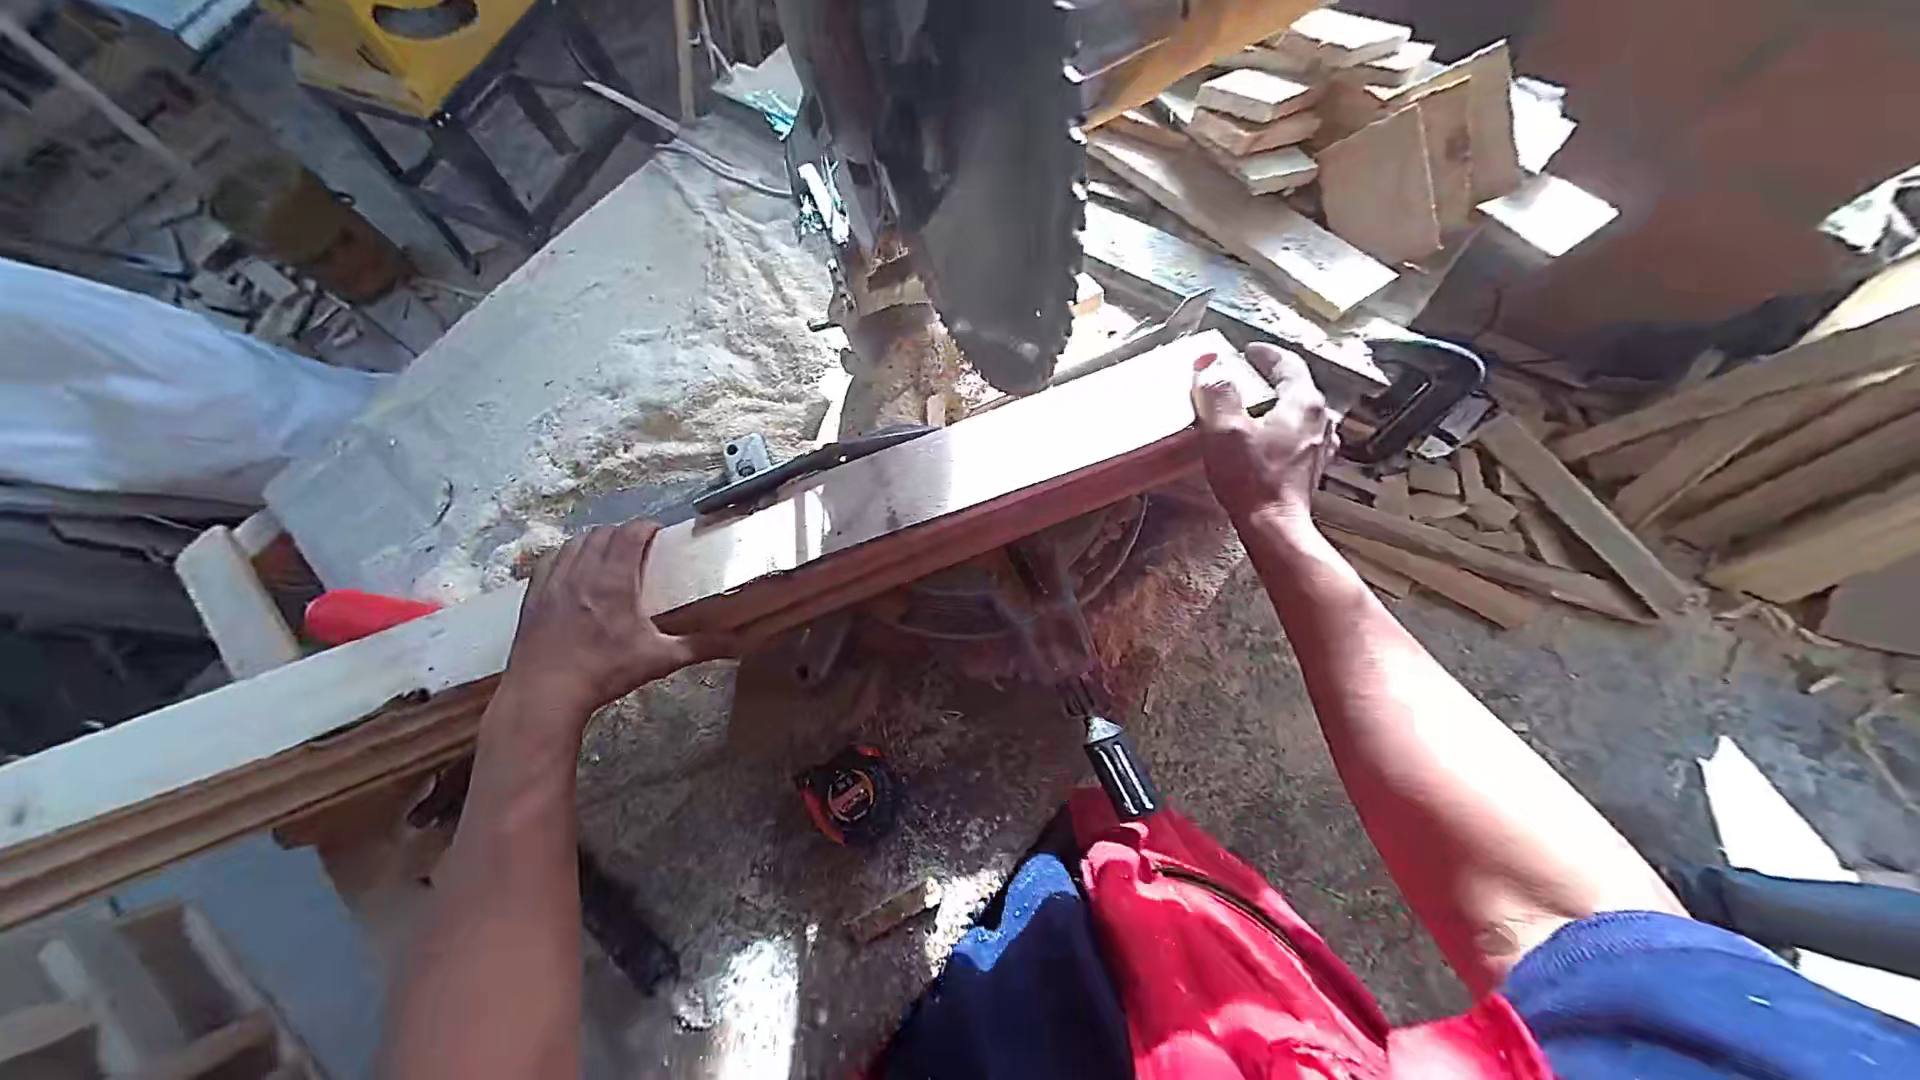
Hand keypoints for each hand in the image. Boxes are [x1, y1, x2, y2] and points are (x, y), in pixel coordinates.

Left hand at [499, 520, 734, 715]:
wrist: (544, 694)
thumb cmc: (604, 672)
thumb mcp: (659, 660)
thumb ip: (700, 647)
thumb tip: (738, 645)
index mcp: (614, 581)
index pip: (630, 534)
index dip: (646, 527)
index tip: (659, 533)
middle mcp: (582, 573)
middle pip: (603, 533)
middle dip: (623, 533)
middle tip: (640, 547)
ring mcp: (553, 582)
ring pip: (575, 542)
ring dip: (595, 541)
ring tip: (609, 554)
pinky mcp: (534, 596)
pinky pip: (550, 559)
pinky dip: (567, 555)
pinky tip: (574, 567)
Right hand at [1192, 343, 1337, 526]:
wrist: (1274, 525)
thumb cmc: (1252, 478)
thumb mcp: (1225, 430)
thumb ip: (1217, 392)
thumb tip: (1209, 363)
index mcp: (1302, 402)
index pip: (1287, 363)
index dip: (1264, 354)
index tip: (1247, 351)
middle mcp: (1318, 419)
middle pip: (1296, 387)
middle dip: (1270, 379)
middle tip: (1245, 378)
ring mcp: (1319, 444)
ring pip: (1299, 412)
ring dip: (1278, 404)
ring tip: (1256, 407)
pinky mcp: (1311, 467)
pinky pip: (1299, 436)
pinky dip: (1283, 429)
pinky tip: (1271, 439)